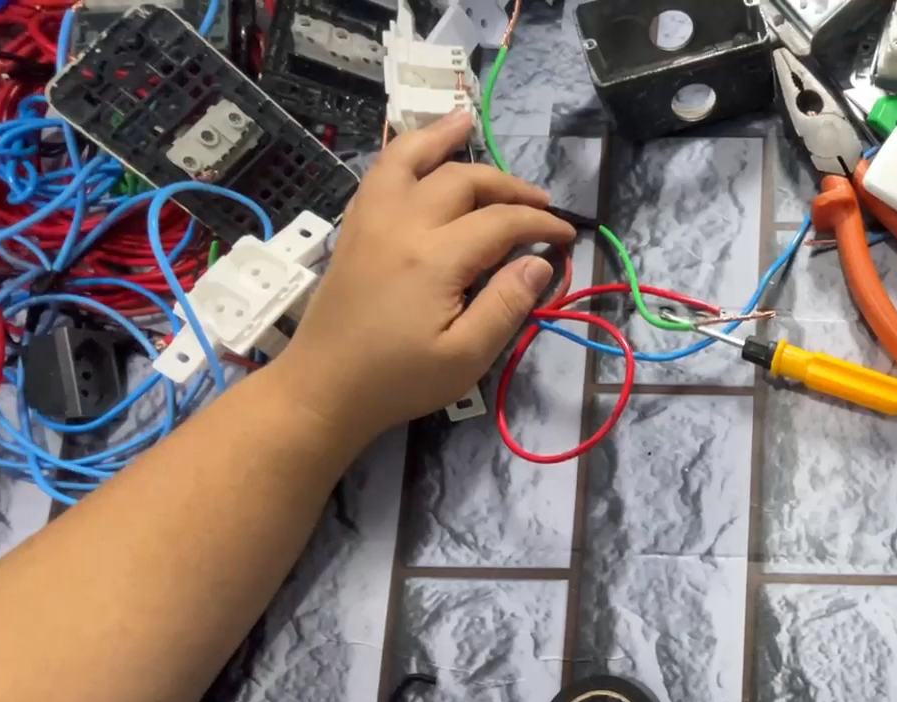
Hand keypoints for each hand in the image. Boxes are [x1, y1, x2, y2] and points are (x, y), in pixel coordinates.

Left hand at [269, 111, 575, 436]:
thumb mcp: (468, 355)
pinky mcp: (356, 227)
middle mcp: (402, 224)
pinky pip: (380, 172)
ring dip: (445, 140)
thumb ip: (506, 305)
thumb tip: (540, 264)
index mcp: (434, 259)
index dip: (541, 225)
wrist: (327, 385)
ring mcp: (372, 220)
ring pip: (411, 159)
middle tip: (542, 204)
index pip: (500, 223)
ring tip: (468, 122)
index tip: (568, 237)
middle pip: (463, 182)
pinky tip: (418, 148)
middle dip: (509, 186)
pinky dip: (404, 151)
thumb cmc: (403, 378)